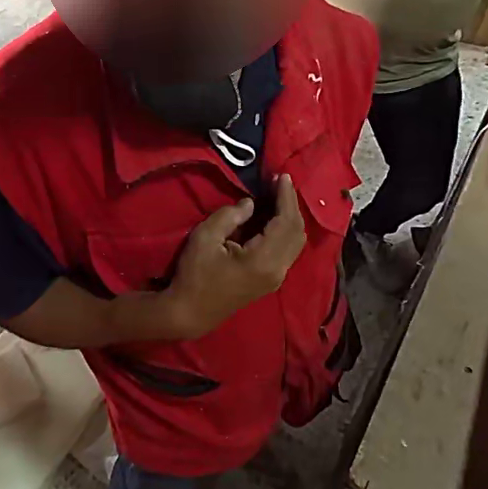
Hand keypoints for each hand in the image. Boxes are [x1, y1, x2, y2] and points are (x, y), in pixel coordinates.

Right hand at [165, 175, 307, 339]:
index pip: (286, 222)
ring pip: (296, 242)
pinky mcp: (271, 281)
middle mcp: (278, 270)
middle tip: (280, 182)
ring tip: (278, 196)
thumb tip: (251, 204)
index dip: (286, 197)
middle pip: (297, 231)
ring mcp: (277, 278)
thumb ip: (230, 216)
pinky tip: (273, 218)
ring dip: (290, 217)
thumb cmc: (194, 274)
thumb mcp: (205, 238)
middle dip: (291, 204)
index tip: (282, 176)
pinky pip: (288, 250)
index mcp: (264, 259)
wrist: (190, 313)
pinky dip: (285, 230)